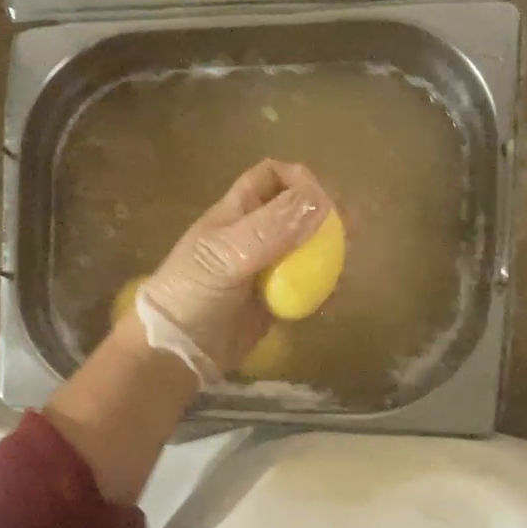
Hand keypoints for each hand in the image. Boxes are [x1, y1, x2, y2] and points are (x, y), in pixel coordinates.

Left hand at [134, 159, 332, 377]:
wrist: (177, 350)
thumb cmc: (190, 293)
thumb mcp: (225, 256)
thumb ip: (269, 230)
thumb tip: (320, 203)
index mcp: (235, 213)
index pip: (272, 177)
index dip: (298, 180)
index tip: (318, 200)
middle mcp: (252, 235)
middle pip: (297, 211)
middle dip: (324, 216)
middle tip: (350, 229)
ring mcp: (264, 269)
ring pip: (306, 248)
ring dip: (329, 251)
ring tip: (348, 259)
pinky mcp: (273, 301)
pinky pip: (306, 286)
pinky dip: (323, 286)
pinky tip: (335, 292)